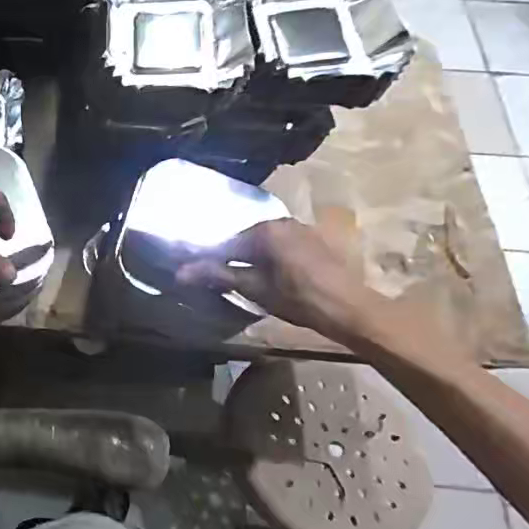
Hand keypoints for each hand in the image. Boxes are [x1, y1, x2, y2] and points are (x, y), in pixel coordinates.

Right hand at [175, 218, 394, 340]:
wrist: (347, 308)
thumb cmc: (297, 298)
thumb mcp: (254, 288)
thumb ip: (217, 275)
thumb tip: (181, 272)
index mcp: (264, 229)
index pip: (226, 243)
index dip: (210, 260)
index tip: (198, 275)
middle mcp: (282, 220)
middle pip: (245, 240)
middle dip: (232, 258)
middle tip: (222, 280)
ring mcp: (301, 228)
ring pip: (265, 242)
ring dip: (253, 258)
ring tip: (246, 280)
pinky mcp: (314, 240)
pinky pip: (282, 245)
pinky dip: (271, 257)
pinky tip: (271, 276)